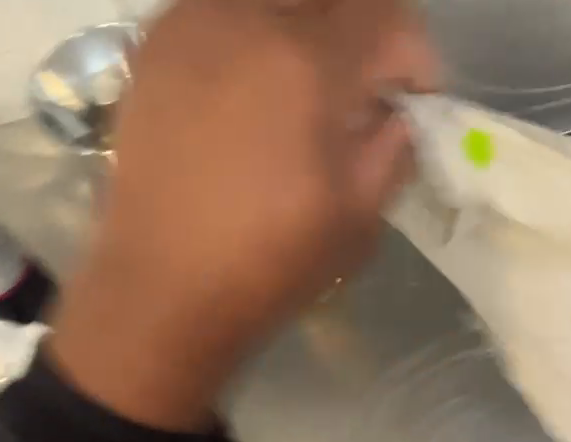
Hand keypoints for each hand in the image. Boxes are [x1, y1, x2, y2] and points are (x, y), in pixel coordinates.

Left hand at [50, 0, 440, 430]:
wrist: (167, 285)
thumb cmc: (273, 261)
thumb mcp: (360, 218)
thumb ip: (394, 148)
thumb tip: (398, 113)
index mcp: (308, 65)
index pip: (387, 15)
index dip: (415, 55)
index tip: (412, 100)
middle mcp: (247, 18)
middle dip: (363, 34)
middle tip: (364, 89)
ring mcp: (192, 20)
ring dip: (308, 29)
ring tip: (306, 88)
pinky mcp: (155, 42)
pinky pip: (224, 9)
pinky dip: (255, 34)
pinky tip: (252, 90)